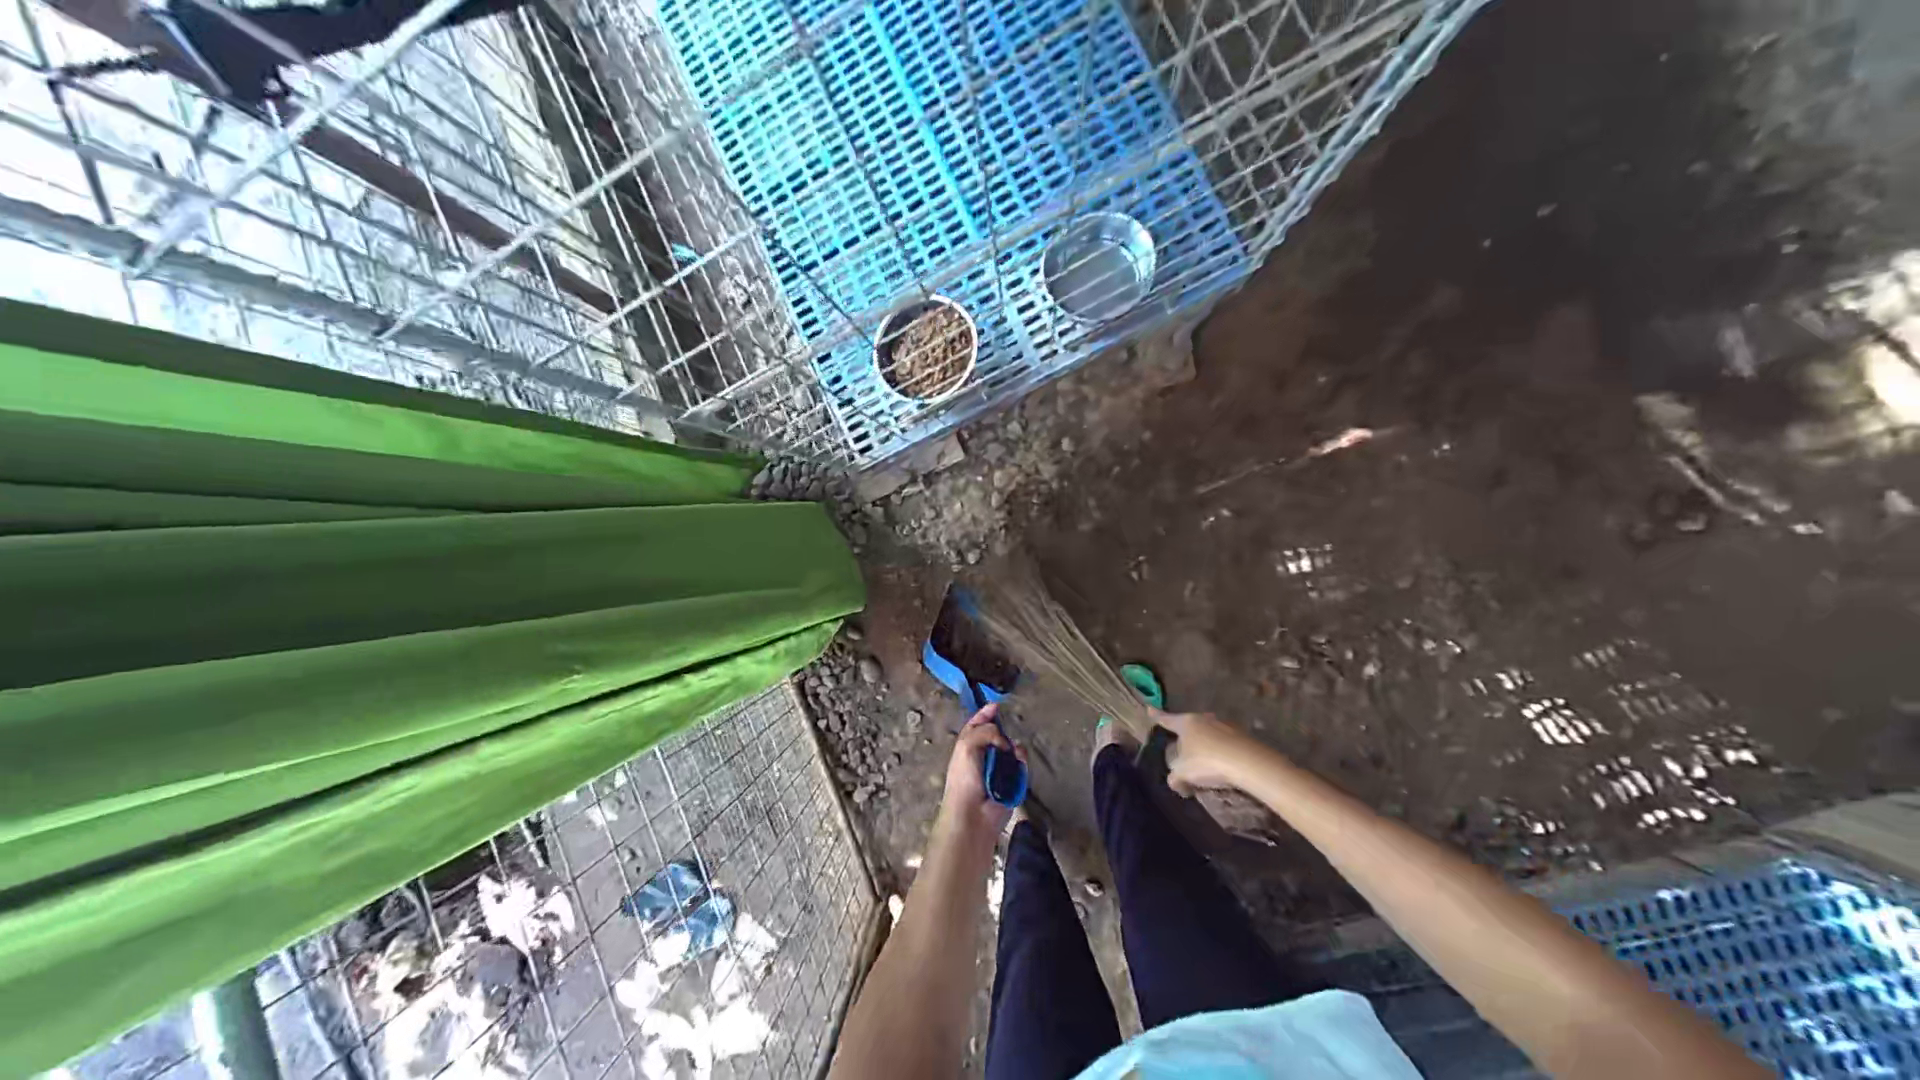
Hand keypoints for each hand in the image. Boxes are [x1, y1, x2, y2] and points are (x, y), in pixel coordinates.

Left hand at [938, 704, 1022, 839]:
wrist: (974, 813)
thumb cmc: (965, 778)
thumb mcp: (967, 746)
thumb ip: (985, 731)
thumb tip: (1004, 738)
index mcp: (967, 745)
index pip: (976, 725)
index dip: (985, 714)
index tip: (996, 706)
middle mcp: (983, 755)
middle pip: (997, 735)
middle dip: (1004, 730)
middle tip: (1008, 730)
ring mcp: (998, 768)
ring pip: (1012, 748)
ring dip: (1013, 746)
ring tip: (1012, 750)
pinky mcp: (1012, 780)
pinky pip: (1021, 764)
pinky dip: (1021, 760)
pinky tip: (1018, 760)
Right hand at [1157, 710, 1275, 795]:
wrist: (1249, 762)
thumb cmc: (1207, 762)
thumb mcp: (1183, 774)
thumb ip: (1174, 778)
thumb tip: (1177, 783)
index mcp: (1186, 723)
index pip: (1166, 719)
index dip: (1156, 716)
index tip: (1149, 709)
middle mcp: (1204, 719)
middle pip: (1189, 728)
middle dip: (1185, 739)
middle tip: (1182, 754)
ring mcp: (1225, 725)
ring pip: (1208, 736)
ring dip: (1204, 748)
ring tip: (1205, 768)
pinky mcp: (1242, 736)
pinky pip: (1225, 745)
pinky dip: (1221, 755)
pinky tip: (1224, 770)